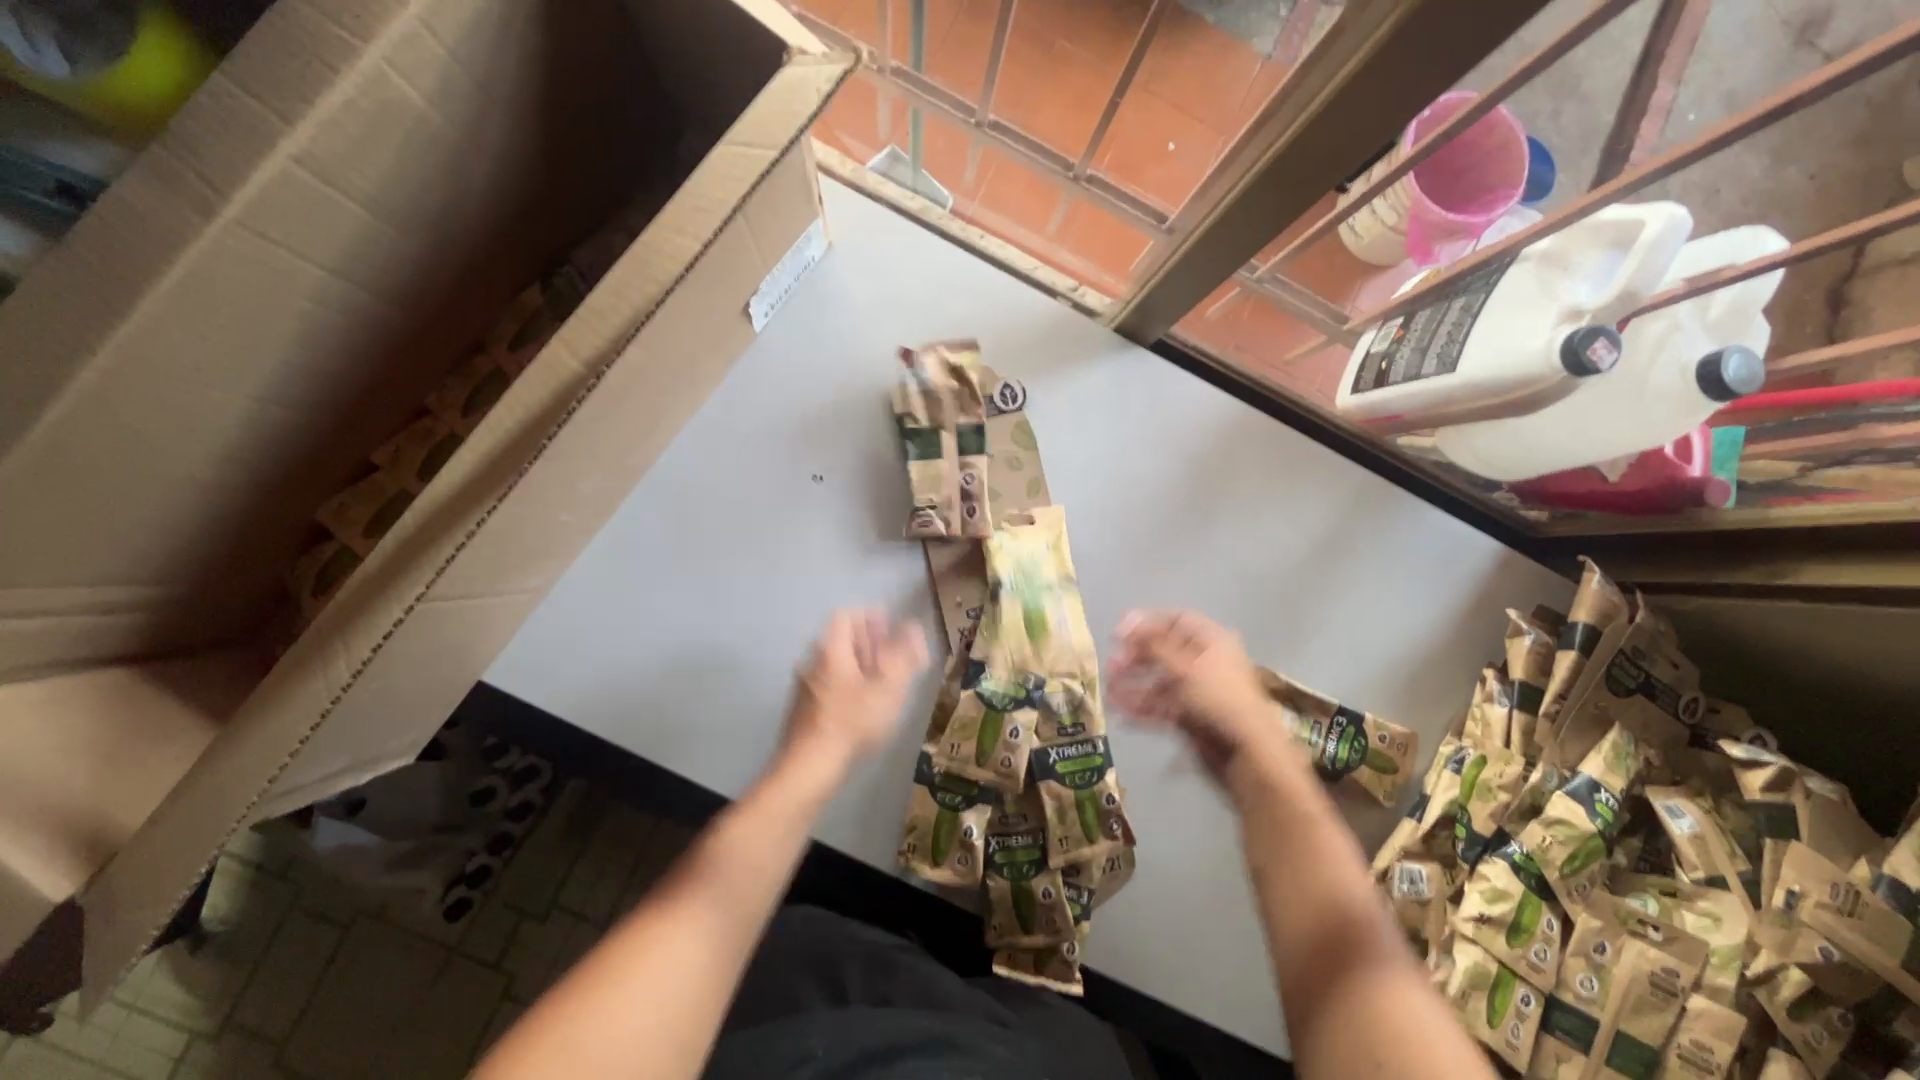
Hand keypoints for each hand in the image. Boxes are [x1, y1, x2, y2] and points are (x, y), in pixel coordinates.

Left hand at [783, 609, 928, 772]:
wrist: (809, 766)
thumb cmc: (852, 721)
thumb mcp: (888, 688)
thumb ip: (904, 655)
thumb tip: (914, 628)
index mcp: (831, 649)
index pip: (846, 616)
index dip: (869, 617)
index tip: (890, 626)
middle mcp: (812, 661)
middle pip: (839, 639)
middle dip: (867, 642)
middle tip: (891, 653)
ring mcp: (804, 686)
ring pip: (833, 663)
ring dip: (857, 665)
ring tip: (881, 680)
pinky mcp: (802, 709)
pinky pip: (827, 683)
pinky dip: (846, 684)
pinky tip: (861, 705)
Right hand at [1107, 610, 1284, 781]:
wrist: (1246, 751)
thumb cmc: (1218, 697)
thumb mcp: (1184, 665)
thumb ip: (1153, 643)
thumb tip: (1128, 621)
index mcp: (1212, 641)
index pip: (1176, 620)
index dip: (1147, 623)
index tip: (1119, 633)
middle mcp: (1206, 661)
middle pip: (1165, 651)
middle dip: (1136, 656)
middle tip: (1113, 664)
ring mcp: (1198, 690)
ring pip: (1160, 680)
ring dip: (1134, 682)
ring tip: (1109, 688)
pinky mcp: (1191, 715)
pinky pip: (1162, 704)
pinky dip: (1141, 705)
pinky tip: (1119, 708)